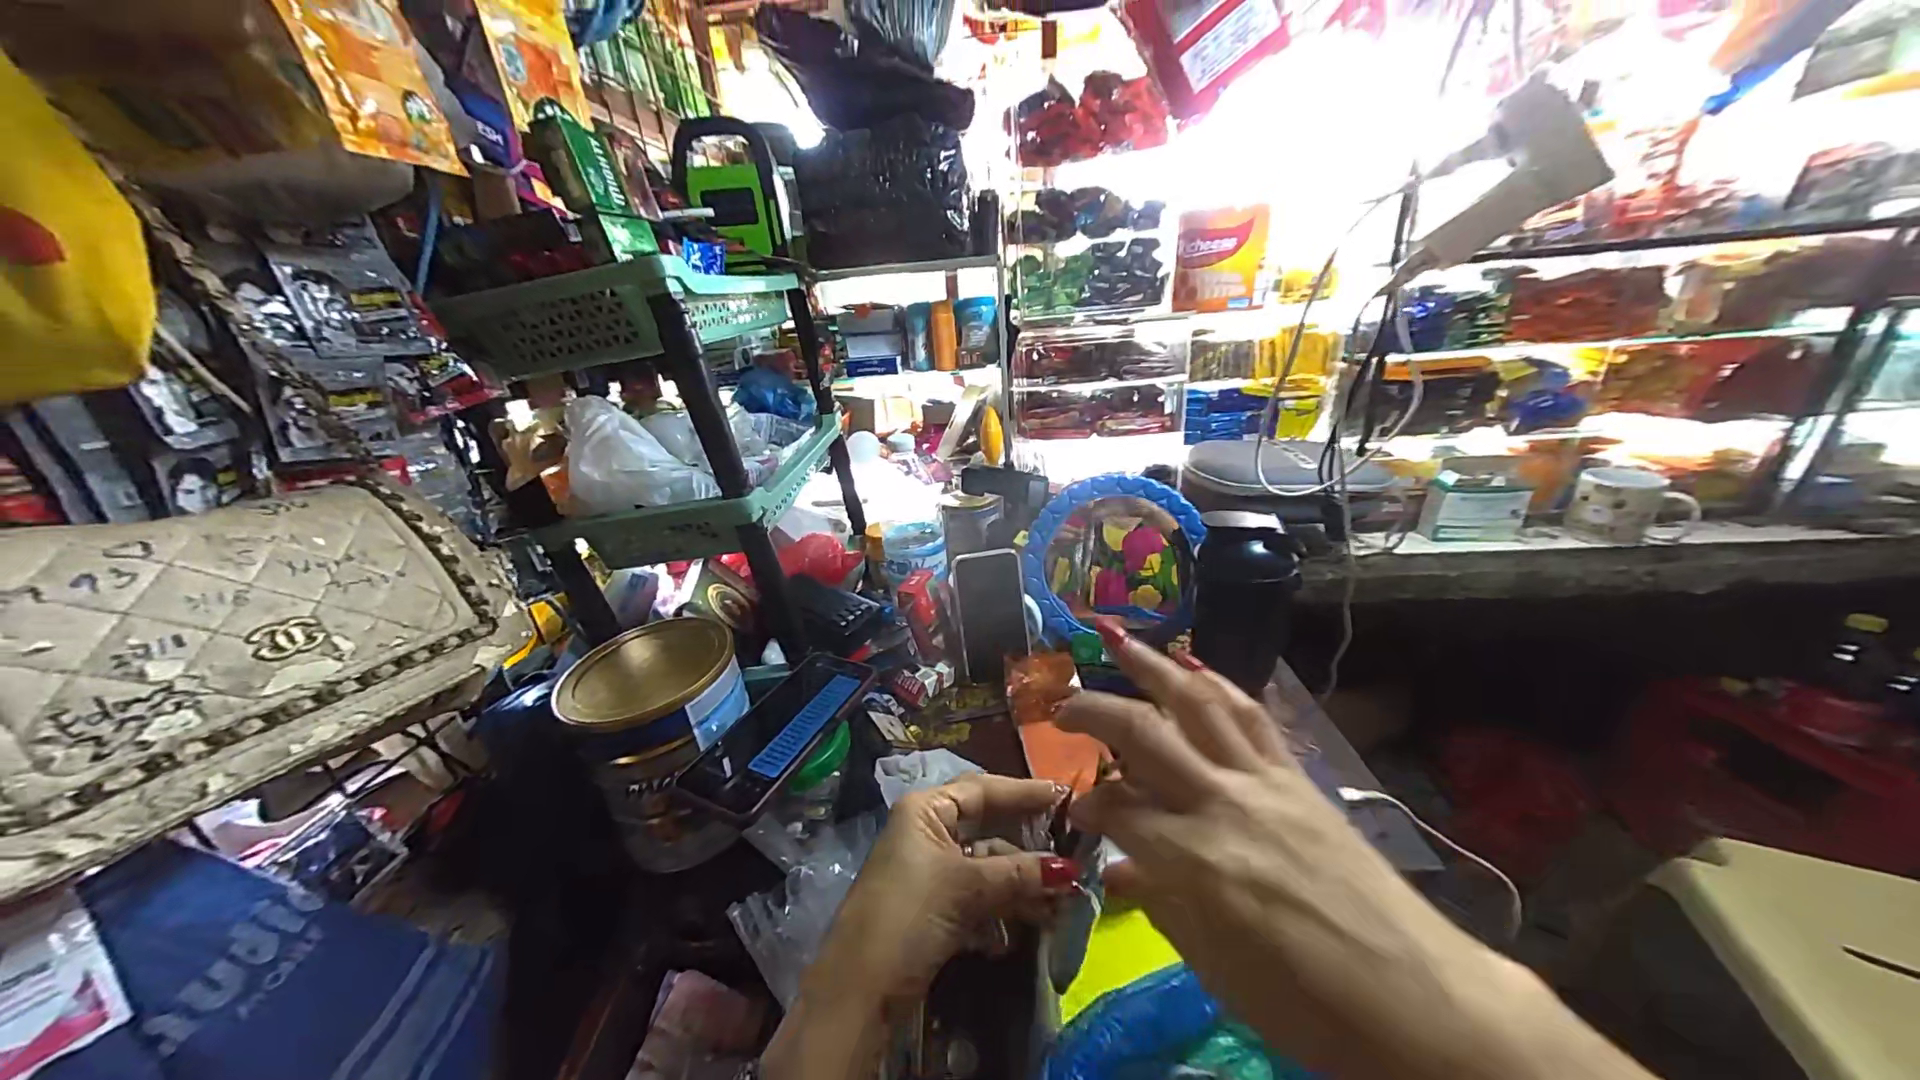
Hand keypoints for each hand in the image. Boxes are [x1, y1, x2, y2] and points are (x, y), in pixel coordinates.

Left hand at [763, 774, 1076, 1079]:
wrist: (859, 990)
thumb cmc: (909, 914)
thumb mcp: (965, 887)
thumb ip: (1019, 874)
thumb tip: (1070, 870)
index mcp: (926, 810)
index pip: (982, 789)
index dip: (1024, 792)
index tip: (1064, 795)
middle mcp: (929, 832)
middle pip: (989, 830)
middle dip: (1030, 848)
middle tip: (1073, 853)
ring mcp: (934, 871)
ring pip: (990, 867)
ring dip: (1024, 885)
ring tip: (1061, 903)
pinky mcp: (938, 907)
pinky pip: (982, 896)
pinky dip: (1006, 909)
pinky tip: (1033, 924)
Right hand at [1058, 619, 1654, 1079]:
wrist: (1422, 1003)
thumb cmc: (1306, 1004)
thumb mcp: (1213, 965)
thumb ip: (1156, 901)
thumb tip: (1115, 866)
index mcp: (1192, 859)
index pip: (1116, 808)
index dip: (1088, 804)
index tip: (1077, 809)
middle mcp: (1221, 802)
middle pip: (1143, 733)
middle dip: (1092, 710)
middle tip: (1062, 703)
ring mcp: (1264, 781)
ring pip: (1197, 703)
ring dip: (1151, 665)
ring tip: (1118, 638)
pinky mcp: (1298, 777)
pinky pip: (1250, 716)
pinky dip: (1216, 684)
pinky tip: (1195, 668)